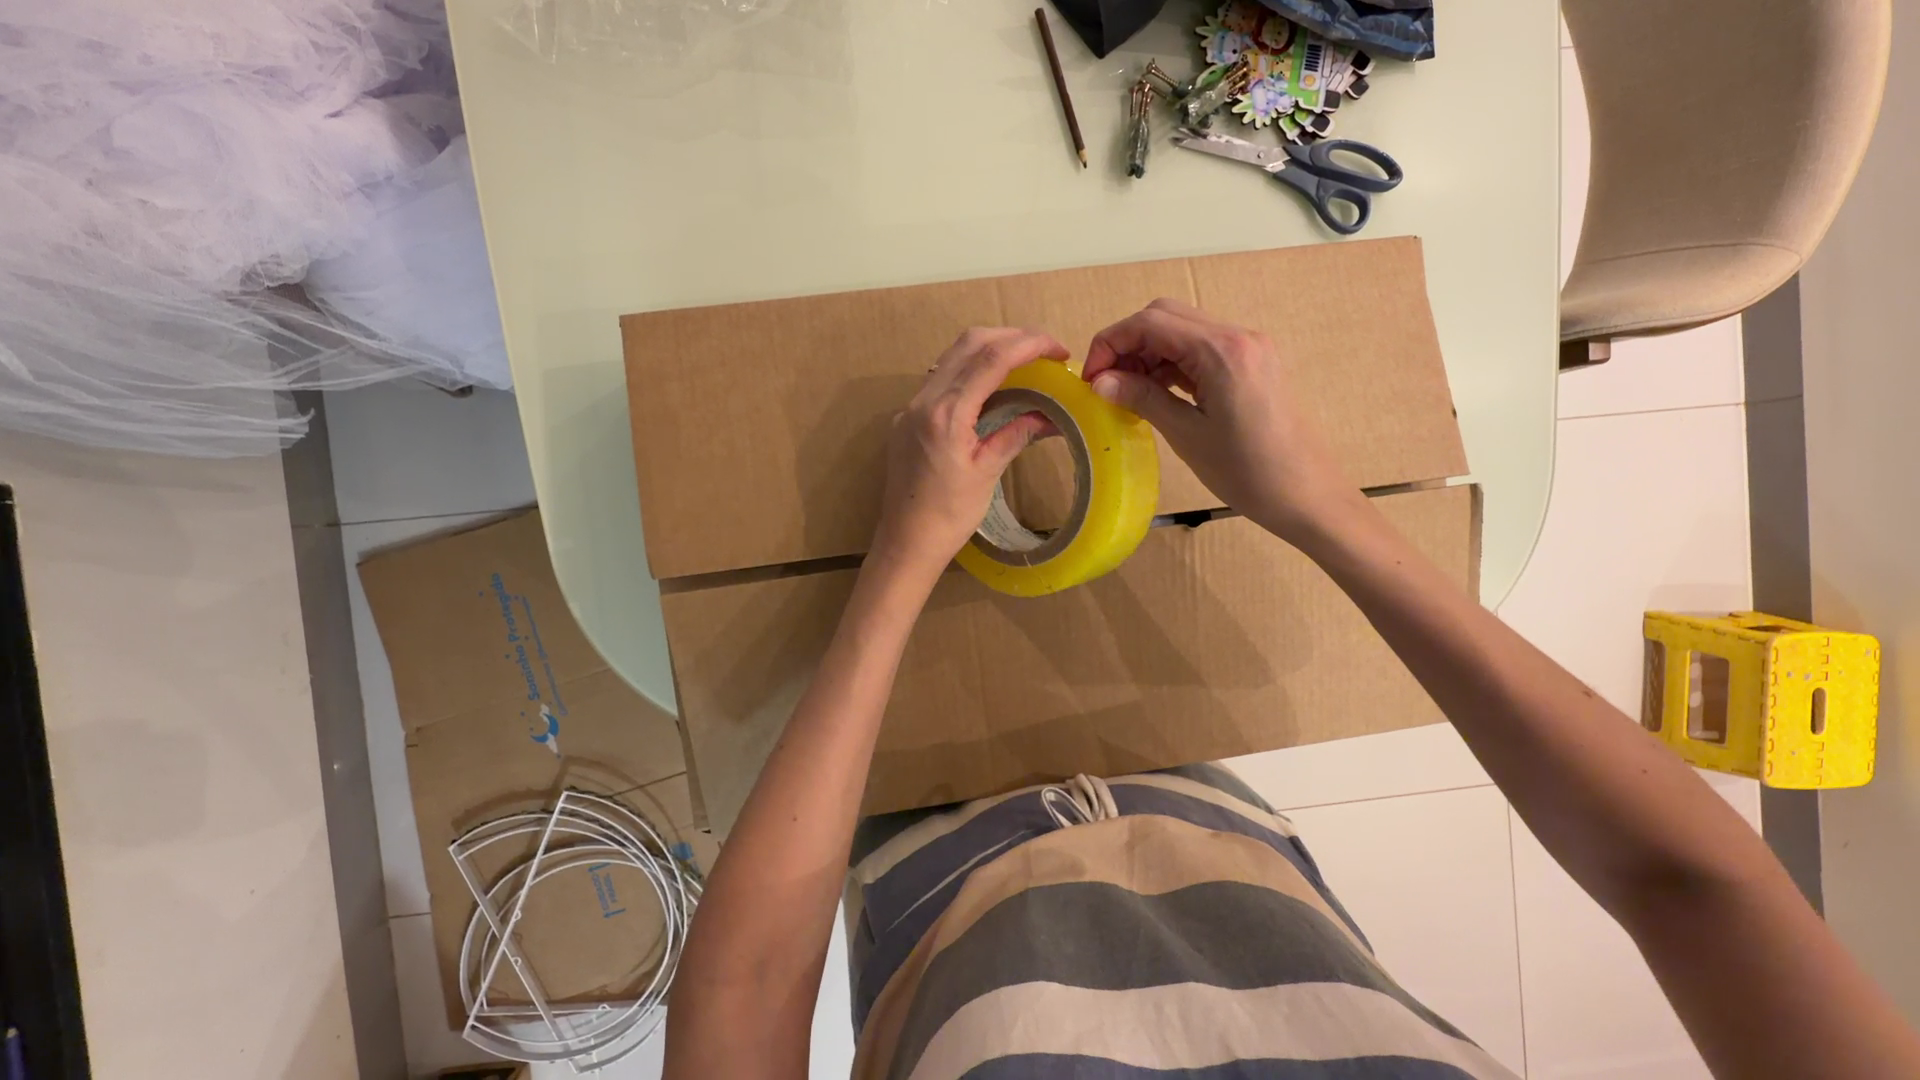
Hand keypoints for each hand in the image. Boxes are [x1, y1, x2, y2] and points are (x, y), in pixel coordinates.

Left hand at [871, 327, 1067, 574]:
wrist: (905, 542)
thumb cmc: (948, 516)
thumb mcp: (987, 472)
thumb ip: (1015, 434)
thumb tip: (1048, 415)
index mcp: (946, 414)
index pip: (992, 359)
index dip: (1029, 345)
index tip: (1059, 350)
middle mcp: (924, 401)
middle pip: (969, 343)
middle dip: (1010, 337)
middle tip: (1045, 350)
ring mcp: (911, 407)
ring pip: (952, 357)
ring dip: (989, 349)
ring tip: (1025, 362)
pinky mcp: (907, 418)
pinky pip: (941, 379)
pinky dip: (971, 370)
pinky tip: (993, 386)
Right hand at [1083, 298, 1355, 543]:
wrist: (1308, 495)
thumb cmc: (1247, 473)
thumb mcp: (1187, 435)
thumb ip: (1142, 398)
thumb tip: (1099, 381)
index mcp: (1221, 351)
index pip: (1150, 322)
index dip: (1110, 343)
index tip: (1091, 379)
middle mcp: (1237, 336)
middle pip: (1165, 315)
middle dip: (1127, 343)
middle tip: (1106, 383)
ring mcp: (1249, 347)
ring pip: (1183, 329)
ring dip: (1148, 352)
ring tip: (1128, 392)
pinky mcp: (1253, 363)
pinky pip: (1201, 347)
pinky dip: (1172, 361)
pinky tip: (1157, 392)